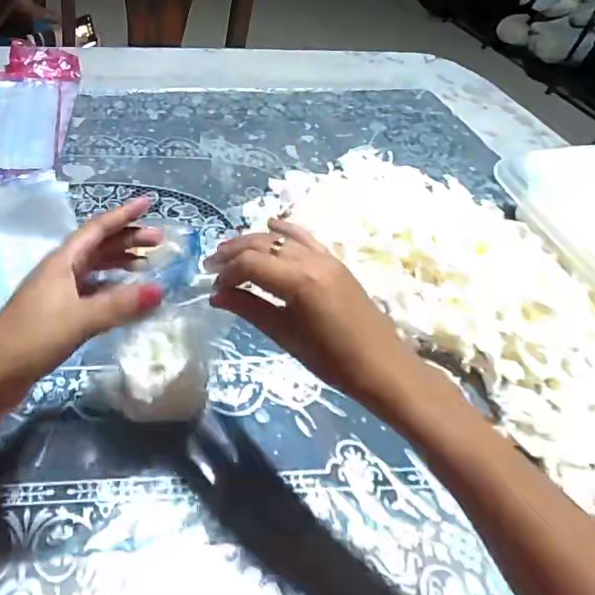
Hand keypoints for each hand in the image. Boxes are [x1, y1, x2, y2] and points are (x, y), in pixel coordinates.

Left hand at [0, 197, 163, 416]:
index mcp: (61, 262)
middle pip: (97, 246)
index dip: (123, 215)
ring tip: (147, 263)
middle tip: (159, 240)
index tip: (148, 203)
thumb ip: (119, 305)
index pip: (97, 229)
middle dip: (127, 239)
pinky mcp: (57, 313)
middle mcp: (59, 270)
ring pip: (94, 267)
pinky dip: (110, 287)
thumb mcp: (80, 319)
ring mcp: (56, 291)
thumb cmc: (34, 338)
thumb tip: (160, 289)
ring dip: (119, 262)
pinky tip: (125, 295)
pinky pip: (90, 289)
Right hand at [206, 218, 421, 400]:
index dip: (227, 273)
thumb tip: (216, 296)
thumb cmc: (332, 360)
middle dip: (232, 253)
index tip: (213, 289)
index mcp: (299, 281)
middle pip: (261, 245)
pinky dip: (284, 231)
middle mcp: (311, 260)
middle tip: (211, 267)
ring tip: (230, 254)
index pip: (250, 263)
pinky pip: (304, 238)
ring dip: (252, 243)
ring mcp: (325, 258)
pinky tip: (270, 226)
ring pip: (279, 239)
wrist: (383, 368)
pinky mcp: (334, 261)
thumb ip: (249, 309)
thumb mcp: (285, 336)